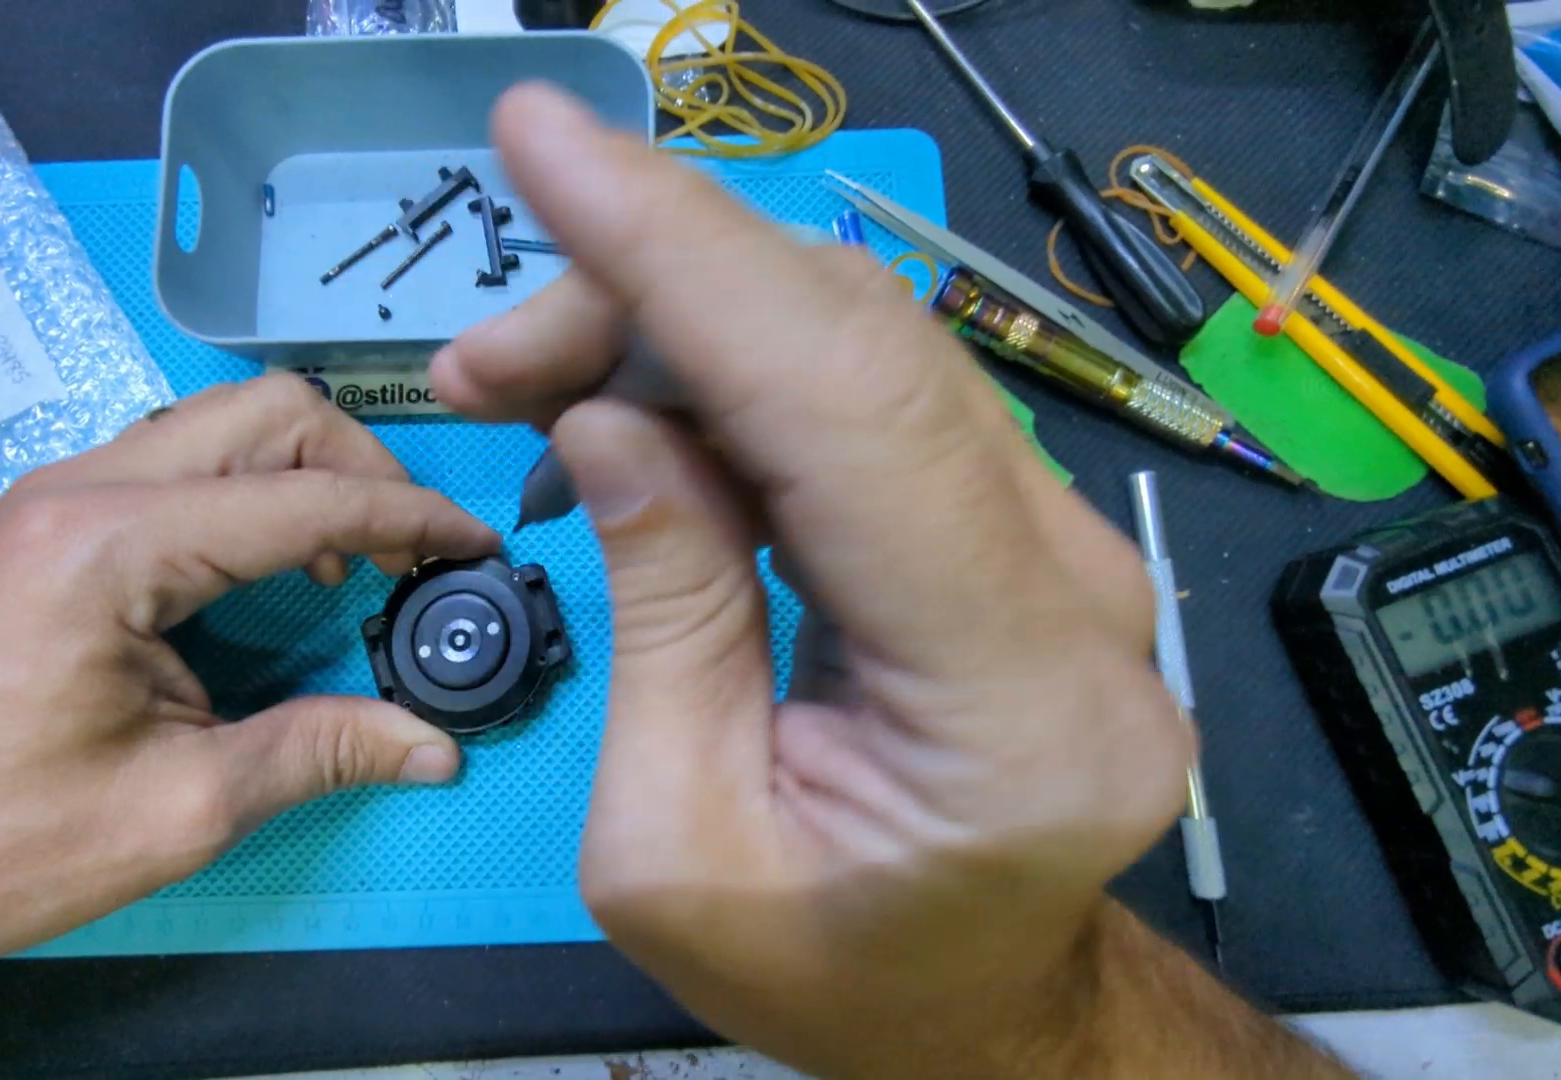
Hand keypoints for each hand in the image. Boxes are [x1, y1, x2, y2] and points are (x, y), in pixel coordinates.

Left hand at [0, 375, 499, 1066]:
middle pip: (271, 412)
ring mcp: (59, 492)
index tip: (476, 545)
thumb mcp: (184, 810)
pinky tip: (282, 561)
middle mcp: (82, 488)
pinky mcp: (53, 516)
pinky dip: (266, 488)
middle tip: (412, 546)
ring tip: (359, 554)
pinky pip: (191, 458)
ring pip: (230, 420)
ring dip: (317, 470)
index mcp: (110, 549)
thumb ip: (327, 751)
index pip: (307, 499)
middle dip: (367, 467)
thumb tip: (439, 748)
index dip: (412, 518)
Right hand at [432, 87, 1333, 1079]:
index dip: (684, 255)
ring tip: (533, 388)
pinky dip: (728, 378)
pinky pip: (857, 399)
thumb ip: (659, 615)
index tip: (545, 141)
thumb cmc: (827, 970)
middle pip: (849, 348)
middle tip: (490, 359)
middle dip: (646, 299)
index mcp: (1009, 707)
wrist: (967, 1003)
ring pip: (852, 348)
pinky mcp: (1006, 532)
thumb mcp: (672, 843)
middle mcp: (1069, 594)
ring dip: (676, 331)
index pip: (845, 406)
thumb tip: (608, 418)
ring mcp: (1055, 549)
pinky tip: (633, 423)